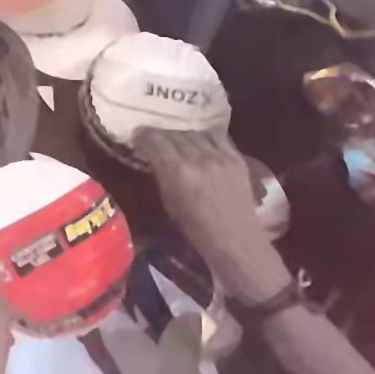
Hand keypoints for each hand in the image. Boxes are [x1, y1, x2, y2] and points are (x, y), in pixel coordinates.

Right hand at [136, 129, 291, 302]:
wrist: (235, 240)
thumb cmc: (196, 229)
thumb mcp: (169, 203)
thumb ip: (161, 175)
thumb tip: (153, 158)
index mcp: (177, 171)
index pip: (155, 140)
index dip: (143, 136)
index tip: (137, 137)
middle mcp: (198, 157)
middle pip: (174, 133)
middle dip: (160, 135)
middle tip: (154, 140)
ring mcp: (220, 156)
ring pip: (194, 133)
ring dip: (181, 135)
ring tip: (176, 142)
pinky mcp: (236, 158)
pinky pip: (217, 137)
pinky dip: (203, 137)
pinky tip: (199, 143)